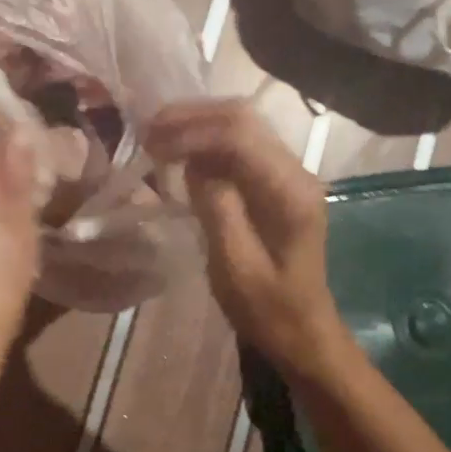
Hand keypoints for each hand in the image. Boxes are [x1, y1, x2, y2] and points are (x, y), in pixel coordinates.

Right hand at [145, 100, 350, 380]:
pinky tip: (178, 152)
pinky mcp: (275, 181)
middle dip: (191, 117)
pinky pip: (238, 144)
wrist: (303, 334)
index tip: (151, 143)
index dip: (192, 131)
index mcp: (291, 191)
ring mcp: (288, 173)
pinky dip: (204, 140)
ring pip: (240, 124)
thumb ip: (218, 209)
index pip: (240, 136)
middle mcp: (296, 171)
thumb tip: (194, 164)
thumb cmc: (268, 310)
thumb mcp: (236, 268)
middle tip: (146, 131)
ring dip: (196, 124)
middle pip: (242, 118)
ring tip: (154, 136)